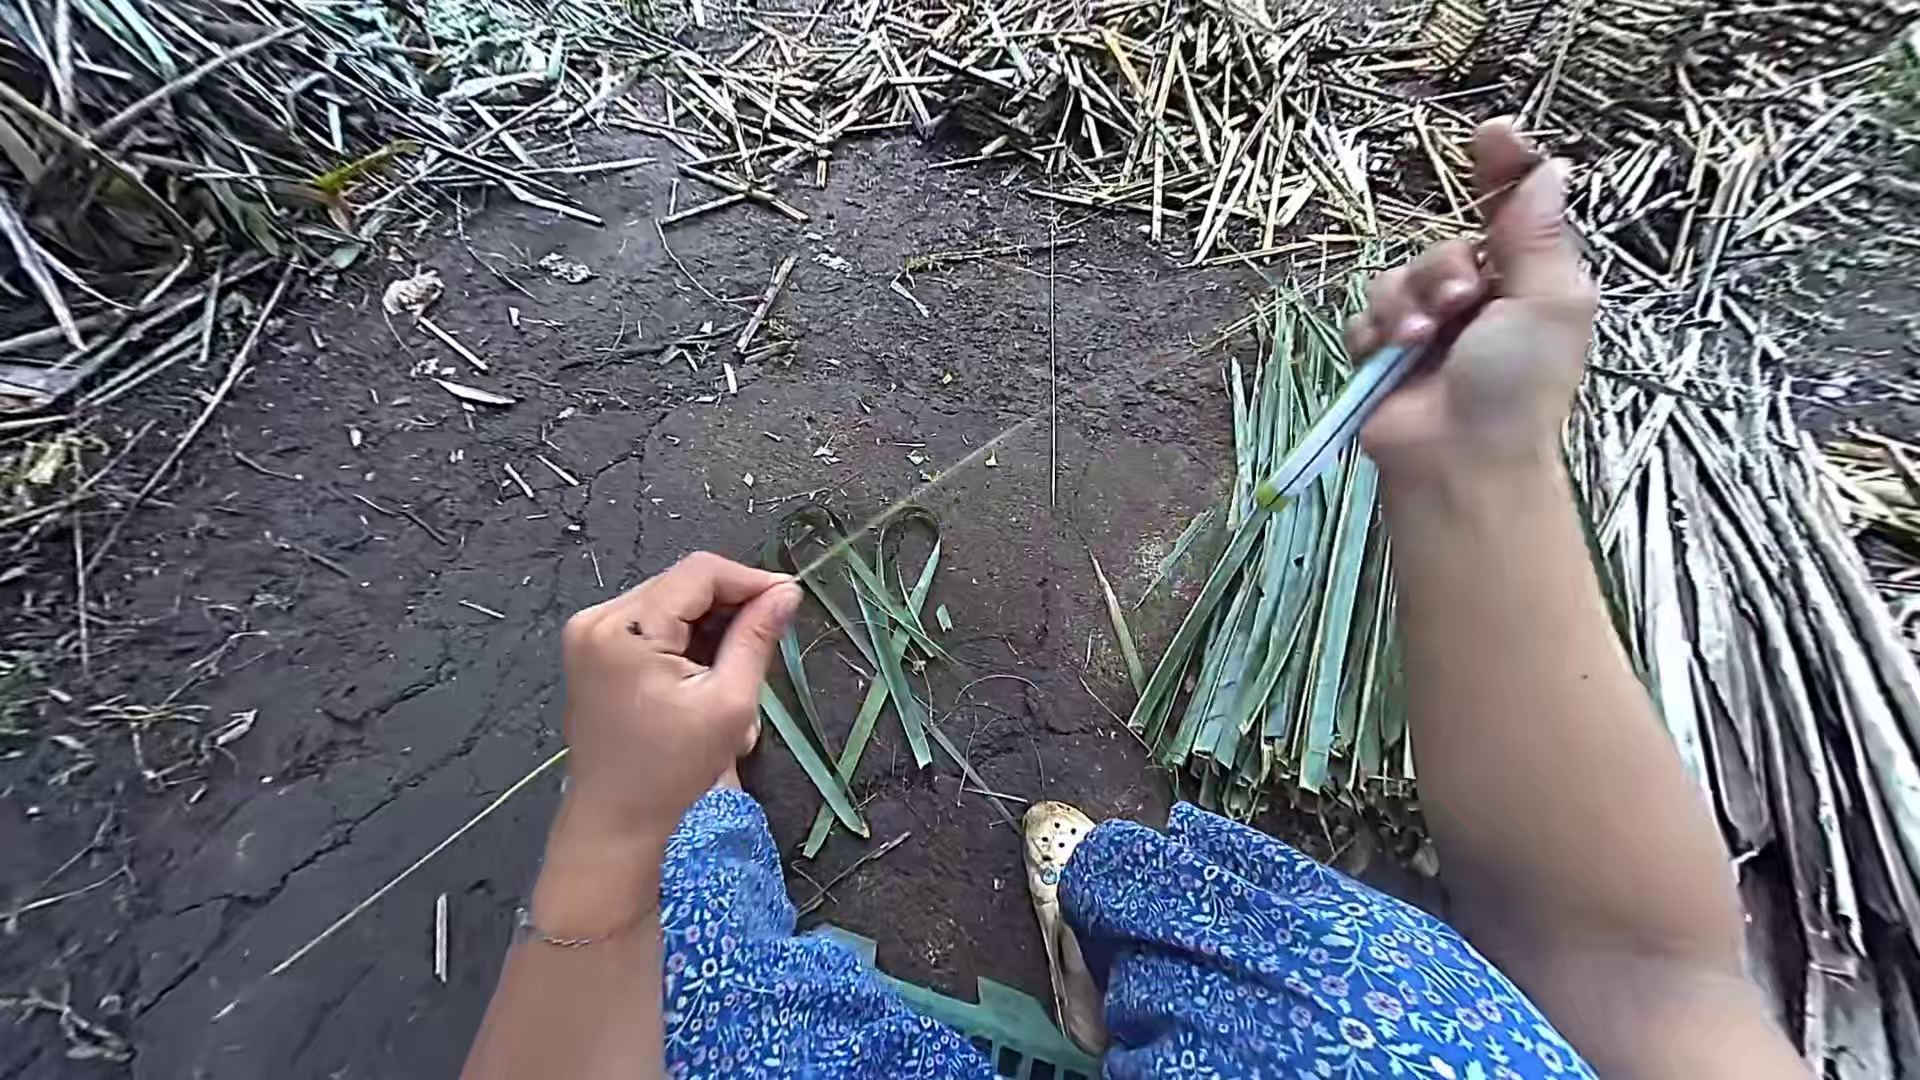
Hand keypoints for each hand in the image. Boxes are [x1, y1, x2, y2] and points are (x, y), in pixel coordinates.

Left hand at [557, 552, 799, 842]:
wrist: (615, 824)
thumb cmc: (673, 769)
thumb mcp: (729, 701)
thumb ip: (757, 637)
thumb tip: (788, 591)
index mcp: (626, 629)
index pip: (700, 572)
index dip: (751, 579)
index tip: (788, 600)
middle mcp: (599, 619)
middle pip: (686, 583)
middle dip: (734, 604)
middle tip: (770, 636)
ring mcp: (592, 633)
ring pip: (675, 600)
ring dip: (716, 622)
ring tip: (742, 663)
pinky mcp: (596, 649)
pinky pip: (658, 621)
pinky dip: (693, 636)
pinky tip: (712, 667)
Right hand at [1349, 119, 1596, 485]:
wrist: (1455, 456)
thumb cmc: (1515, 385)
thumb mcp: (1548, 303)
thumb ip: (1537, 238)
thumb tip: (1549, 171)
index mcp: (1521, 283)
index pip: (1508, 213)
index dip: (1500, 171)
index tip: (1488, 134)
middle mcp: (1469, 301)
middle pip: (1437, 248)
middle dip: (1438, 272)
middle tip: (1457, 305)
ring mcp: (1418, 330)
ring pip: (1391, 281)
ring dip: (1401, 305)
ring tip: (1416, 341)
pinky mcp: (1375, 355)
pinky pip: (1360, 319)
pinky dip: (1370, 333)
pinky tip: (1386, 356)